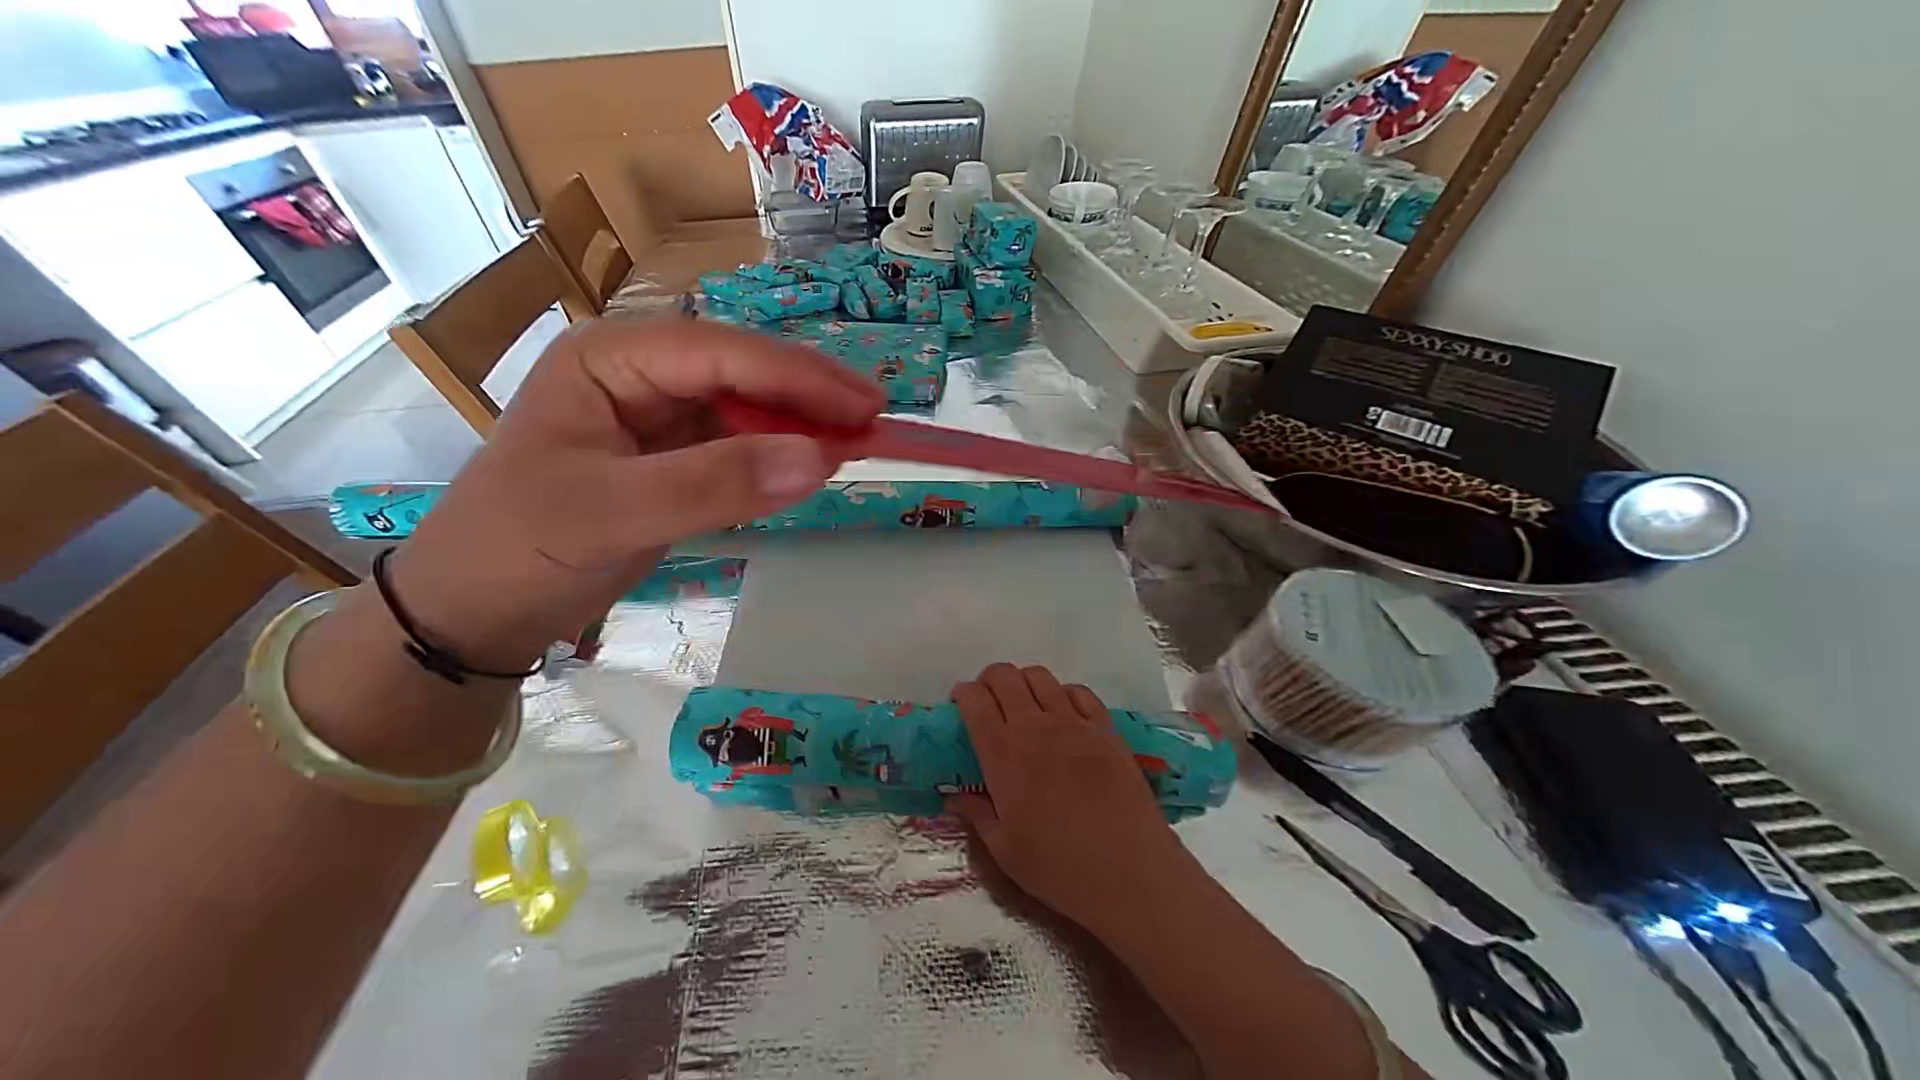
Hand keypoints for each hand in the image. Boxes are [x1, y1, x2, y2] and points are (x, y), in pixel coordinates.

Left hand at [388, 318, 884, 666]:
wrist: (476, 610)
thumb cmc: (521, 547)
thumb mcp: (614, 512)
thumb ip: (716, 483)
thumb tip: (820, 460)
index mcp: (610, 359)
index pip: (720, 352)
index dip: (798, 376)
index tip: (865, 405)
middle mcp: (640, 375)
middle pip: (742, 372)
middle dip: (808, 395)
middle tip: (875, 421)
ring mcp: (659, 417)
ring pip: (749, 408)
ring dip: (801, 425)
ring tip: (857, 443)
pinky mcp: (674, 458)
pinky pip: (741, 446)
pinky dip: (779, 456)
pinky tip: (812, 465)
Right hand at [947, 664, 1197, 935]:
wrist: (1130, 871)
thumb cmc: (1059, 866)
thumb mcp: (1005, 850)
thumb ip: (978, 815)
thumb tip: (954, 799)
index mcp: (1003, 754)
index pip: (974, 702)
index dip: (963, 695)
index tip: (960, 706)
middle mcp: (1035, 727)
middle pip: (1005, 677)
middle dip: (989, 680)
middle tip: (988, 701)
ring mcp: (1074, 723)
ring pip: (1040, 677)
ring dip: (1024, 682)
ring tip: (1023, 704)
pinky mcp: (1106, 729)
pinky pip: (1079, 692)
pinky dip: (1063, 693)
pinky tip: (1063, 713)